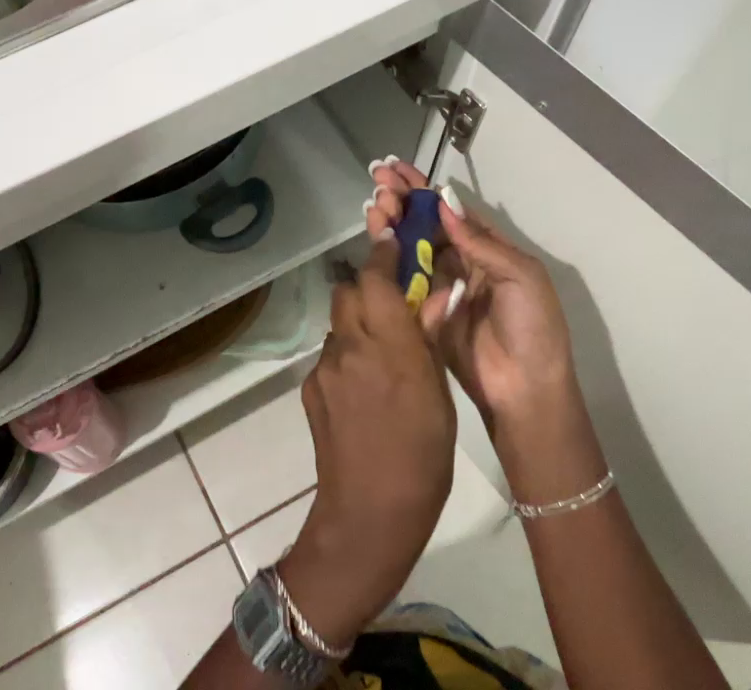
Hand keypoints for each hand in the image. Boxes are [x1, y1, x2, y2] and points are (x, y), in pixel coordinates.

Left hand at [281, 240, 455, 650]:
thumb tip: (434, 295)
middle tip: (393, 301)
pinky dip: (348, 357)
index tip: (394, 239)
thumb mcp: (438, 394)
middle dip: (368, 287)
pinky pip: (331, 357)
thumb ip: (428, 340)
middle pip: (348, 293)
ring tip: (383, 352)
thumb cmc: (422, 455)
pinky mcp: (311, 390)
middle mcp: (349, 347)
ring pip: (338, 325)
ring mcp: (325, 369)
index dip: (383, 254)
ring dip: (358, 324)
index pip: (375, 278)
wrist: (370, 511)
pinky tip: (365, 387)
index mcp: (389, 345)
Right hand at [367, 160, 577, 425]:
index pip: (452, 210)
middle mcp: (463, 263)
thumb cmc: (532, 329)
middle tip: (377, 181)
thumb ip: (481, 242)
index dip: (425, 189)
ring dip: (391, 223)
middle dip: (402, 200)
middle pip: (426, 224)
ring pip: (410, 247)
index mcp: (491, 250)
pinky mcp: (422, 312)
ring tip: (373, 206)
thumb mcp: (520, 277)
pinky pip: (402, 281)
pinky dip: (386, 259)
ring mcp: (440, 287)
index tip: (397, 169)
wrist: (524, 390)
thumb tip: (444, 203)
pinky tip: (374, 239)